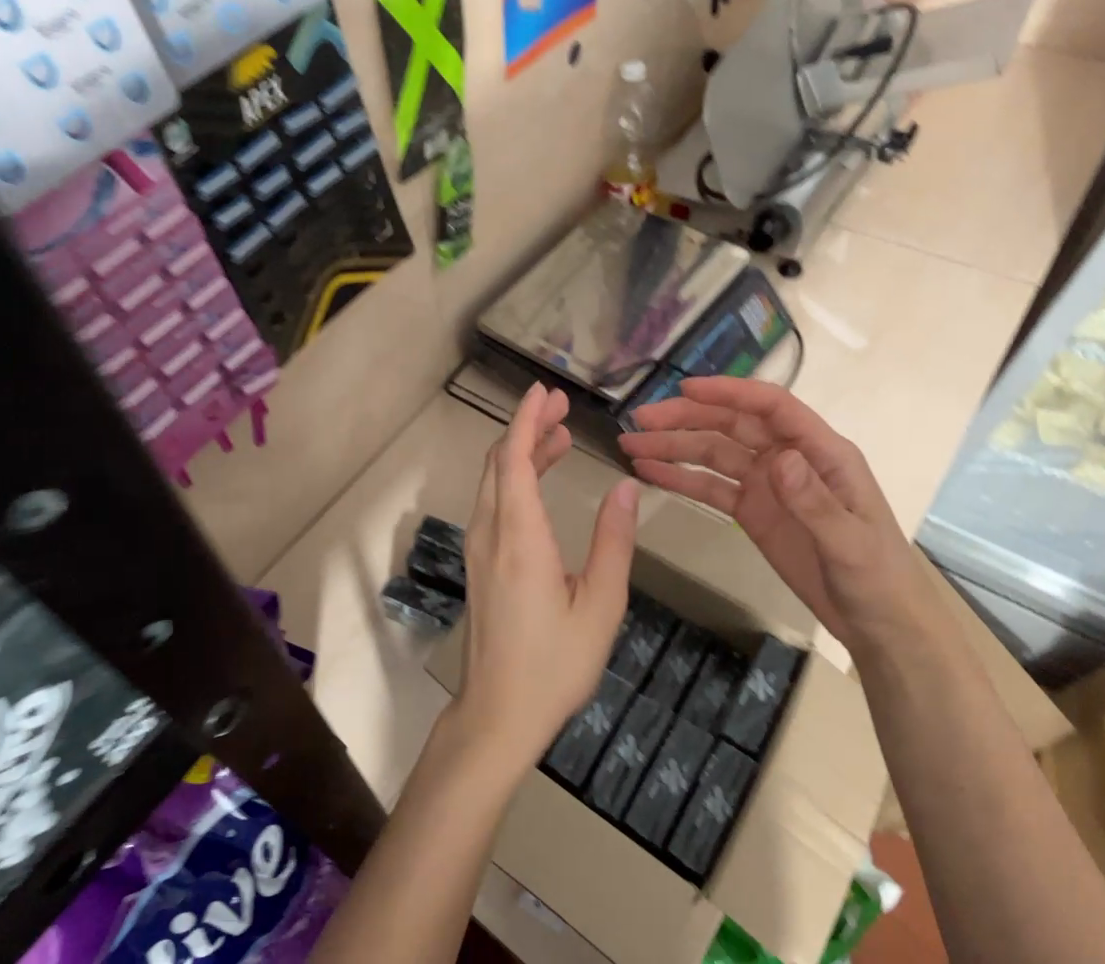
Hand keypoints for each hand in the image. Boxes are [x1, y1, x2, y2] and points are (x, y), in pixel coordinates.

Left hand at [456, 384, 640, 772]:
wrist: (499, 711)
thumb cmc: (555, 664)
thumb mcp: (600, 606)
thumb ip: (613, 542)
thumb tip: (626, 488)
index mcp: (519, 539)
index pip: (512, 461)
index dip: (525, 421)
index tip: (544, 393)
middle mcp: (489, 535)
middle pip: (497, 465)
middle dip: (525, 430)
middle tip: (560, 410)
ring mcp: (478, 551)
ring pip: (492, 486)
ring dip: (519, 456)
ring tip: (559, 439)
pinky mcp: (479, 567)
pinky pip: (492, 507)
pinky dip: (513, 483)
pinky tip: (538, 486)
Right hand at [617, 378, 930, 653]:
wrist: (878, 620)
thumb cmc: (877, 577)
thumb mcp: (850, 543)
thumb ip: (814, 501)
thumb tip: (779, 459)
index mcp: (822, 454)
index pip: (772, 408)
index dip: (731, 392)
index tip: (686, 388)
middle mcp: (790, 459)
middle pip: (732, 425)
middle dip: (686, 418)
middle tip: (640, 419)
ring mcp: (768, 484)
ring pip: (714, 454)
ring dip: (673, 447)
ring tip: (630, 445)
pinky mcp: (752, 511)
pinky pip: (711, 487)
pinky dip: (680, 478)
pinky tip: (649, 473)